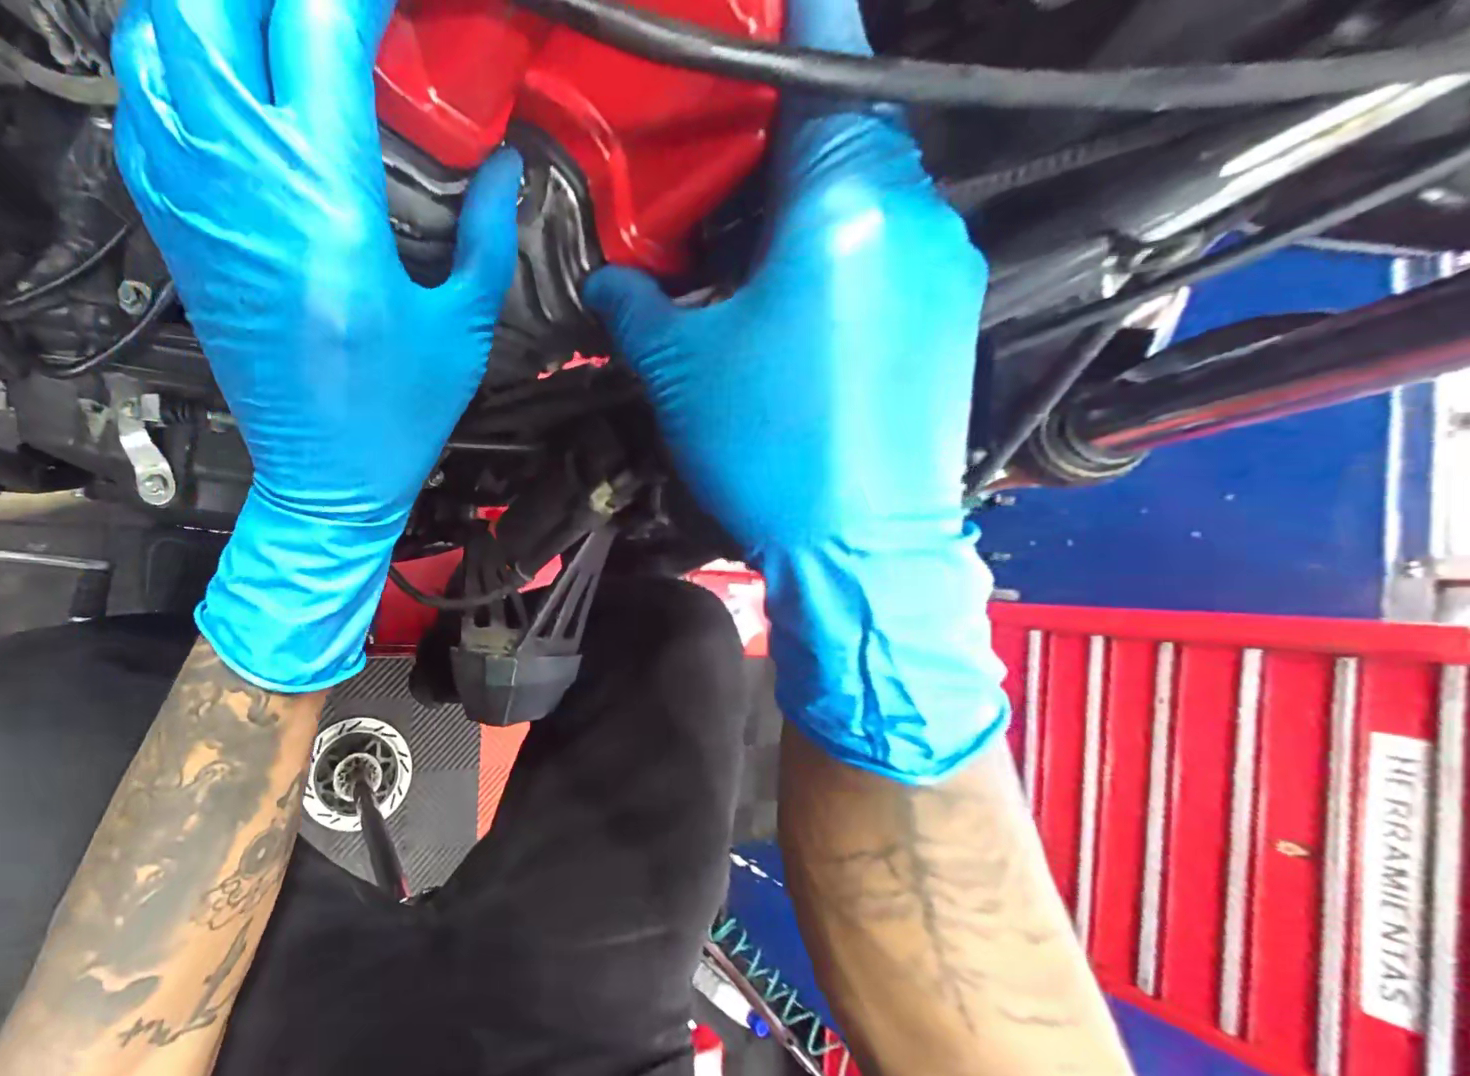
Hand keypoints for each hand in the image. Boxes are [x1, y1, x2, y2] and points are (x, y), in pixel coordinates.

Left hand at [114, 0, 521, 691]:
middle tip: (329, 14)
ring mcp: (194, 208)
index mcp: (327, 203)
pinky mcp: (177, 239)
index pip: (319, 20)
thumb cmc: (391, 415)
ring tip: (275, 29)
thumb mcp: (461, 325)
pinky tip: (226, 83)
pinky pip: (141, 114)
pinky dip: (174, 67)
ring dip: (212, 12)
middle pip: (209, 5)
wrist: (323, 478)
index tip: (395, 7)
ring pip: (156, 41)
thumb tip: (503, 164)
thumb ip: (489, 232)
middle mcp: (243, 187)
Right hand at [584, 0, 1004, 781]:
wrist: (860, 544)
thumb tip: (606, 282)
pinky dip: (847, 242)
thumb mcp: (682, 371)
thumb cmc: (768, 446)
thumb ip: (637, 309)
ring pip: (876, 192)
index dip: (806, 23)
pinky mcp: (948, 316)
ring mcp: (942, 268)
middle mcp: (911, 220)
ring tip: (757, 233)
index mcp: (842, 212)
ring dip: (817, 194)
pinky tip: (802, 289)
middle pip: (854, 134)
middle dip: (794, 131)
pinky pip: (894, 245)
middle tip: (734, 154)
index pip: (829, 81)